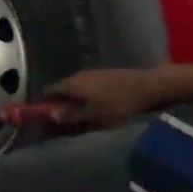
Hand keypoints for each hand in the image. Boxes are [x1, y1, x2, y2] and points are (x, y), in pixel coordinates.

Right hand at [44, 68, 167, 128]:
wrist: (146, 86)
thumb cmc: (118, 104)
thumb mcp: (96, 115)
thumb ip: (73, 115)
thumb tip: (51, 115)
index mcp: (70, 85)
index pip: (48, 91)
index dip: (46, 103)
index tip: (49, 115)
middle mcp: (75, 76)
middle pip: (61, 89)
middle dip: (62, 102)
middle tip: (68, 117)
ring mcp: (89, 73)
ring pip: (75, 87)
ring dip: (75, 99)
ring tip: (85, 113)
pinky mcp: (102, 74)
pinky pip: (87, 85)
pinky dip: (86, 95)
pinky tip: (98, 104)